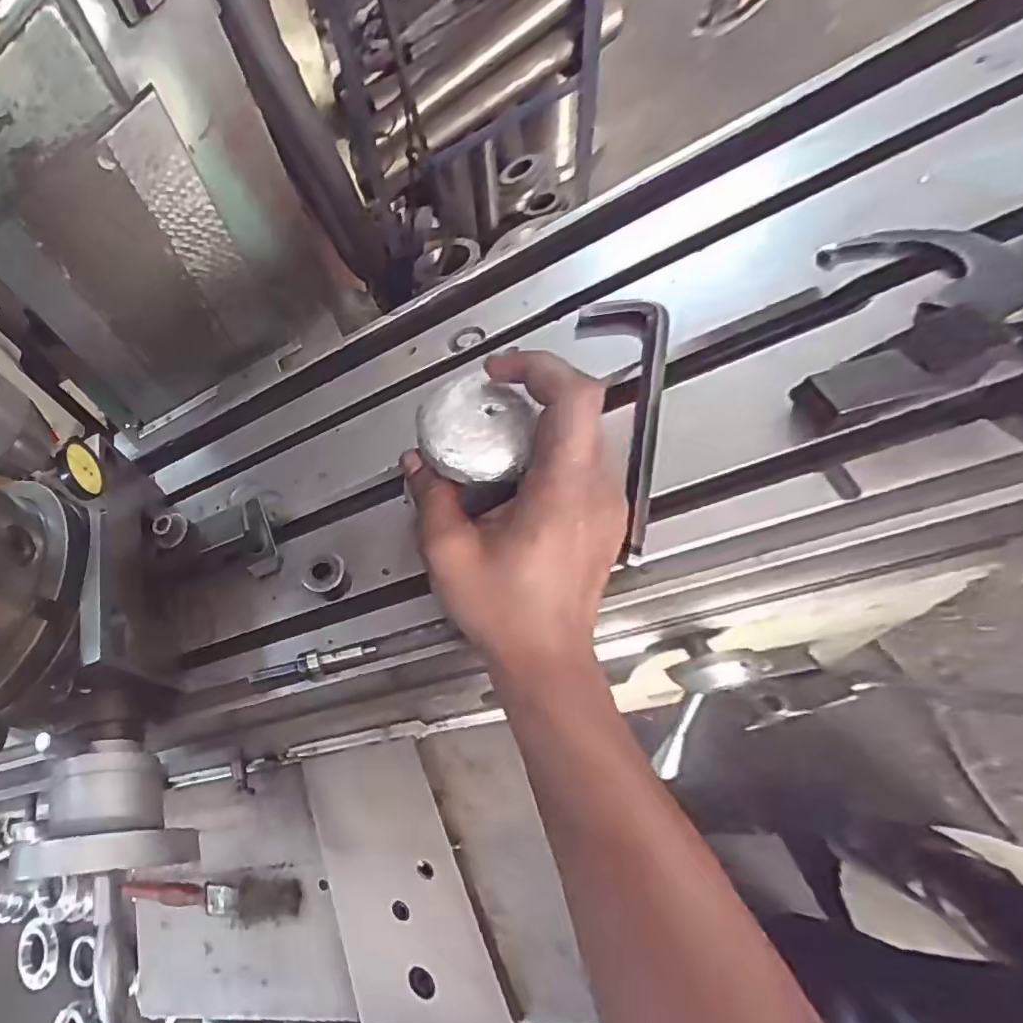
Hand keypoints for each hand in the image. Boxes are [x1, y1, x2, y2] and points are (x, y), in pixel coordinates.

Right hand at [402, 351, 625, 678]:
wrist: (545, 655)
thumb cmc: (508, 612)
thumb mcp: (448, 551)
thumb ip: (430, 497)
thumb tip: (417, 464)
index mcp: (563, 491)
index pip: (575, 398)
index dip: (538, 367)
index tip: (500, 370)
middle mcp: (596, 491)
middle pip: (582, 408)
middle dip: (533, 388)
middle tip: (490, 397)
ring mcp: (605, 504)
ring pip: (583, 432)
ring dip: (539, 419)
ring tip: (493, 436)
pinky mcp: (600, 517)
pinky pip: (580, 461)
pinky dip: (546, 448)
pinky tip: (508, 474)